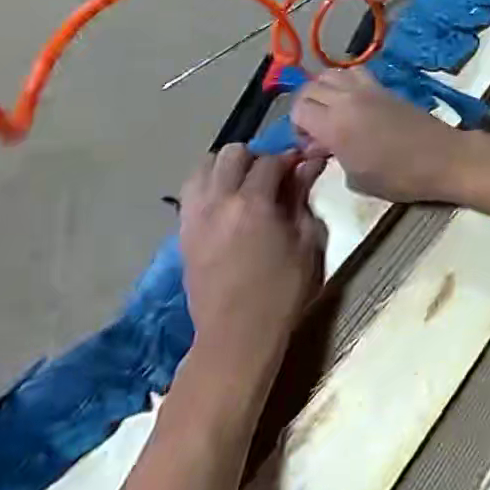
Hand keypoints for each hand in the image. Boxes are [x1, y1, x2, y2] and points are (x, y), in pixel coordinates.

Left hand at [178, 146, 325, 360]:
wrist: (236, 336)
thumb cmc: (282, 292)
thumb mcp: (306, 243)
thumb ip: (302, 199)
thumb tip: (307, 166)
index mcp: (252, 203)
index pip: (270, 161)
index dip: (290, 159)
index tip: (302, 166)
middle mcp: (217, 201)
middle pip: (231, 154)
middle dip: (255, 158)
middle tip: (272, 177)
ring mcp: (194, 217)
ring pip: (203, 168)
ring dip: (226, 168)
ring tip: (244, 186)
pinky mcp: (183, 234)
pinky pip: (192, 194)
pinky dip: (209, 189)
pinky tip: (226, 206)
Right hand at [291, 67, 468, 201]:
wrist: (442, 157)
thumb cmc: (399, 177)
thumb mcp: (357, 179)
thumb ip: (333, 156)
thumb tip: (323, 144)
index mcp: (335, 125)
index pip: (297, 109)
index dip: (297, 127)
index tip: (311, 144)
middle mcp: (346, 99)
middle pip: (309, 87)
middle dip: (306, 106)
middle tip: (317, 128)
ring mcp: (366, 89)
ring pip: (329, 73)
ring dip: (323, 88)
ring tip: (332, 110)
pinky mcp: (383, 86)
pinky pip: (354, 72)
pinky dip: (345, 80)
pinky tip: (352, 100)